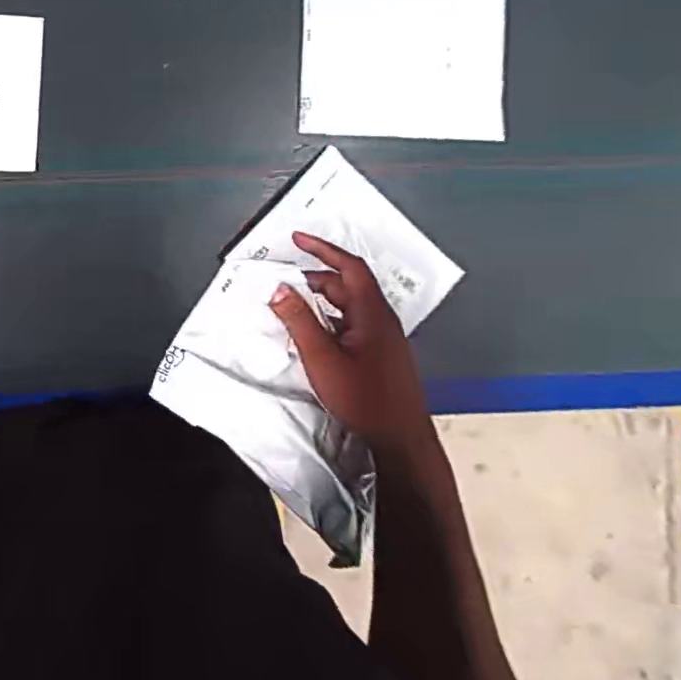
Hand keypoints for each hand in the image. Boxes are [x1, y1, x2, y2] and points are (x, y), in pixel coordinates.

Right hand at [269, 231, 429, 443]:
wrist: (400, 439)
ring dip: (320, 301)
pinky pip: (350, 324)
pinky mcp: (379, 355)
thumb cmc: (366, 400)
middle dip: (314, 278)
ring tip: (292, 307)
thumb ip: (299, 321)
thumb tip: (281, 290)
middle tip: (285, 281)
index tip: (299, 240)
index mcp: (371, 313)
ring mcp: (382, 338)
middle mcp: (380, 320)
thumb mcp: (322, 358)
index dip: (323, 249)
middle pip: (346, 286)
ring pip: (348, 306)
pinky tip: (312, 335)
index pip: (349, 267)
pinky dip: (328, 320)